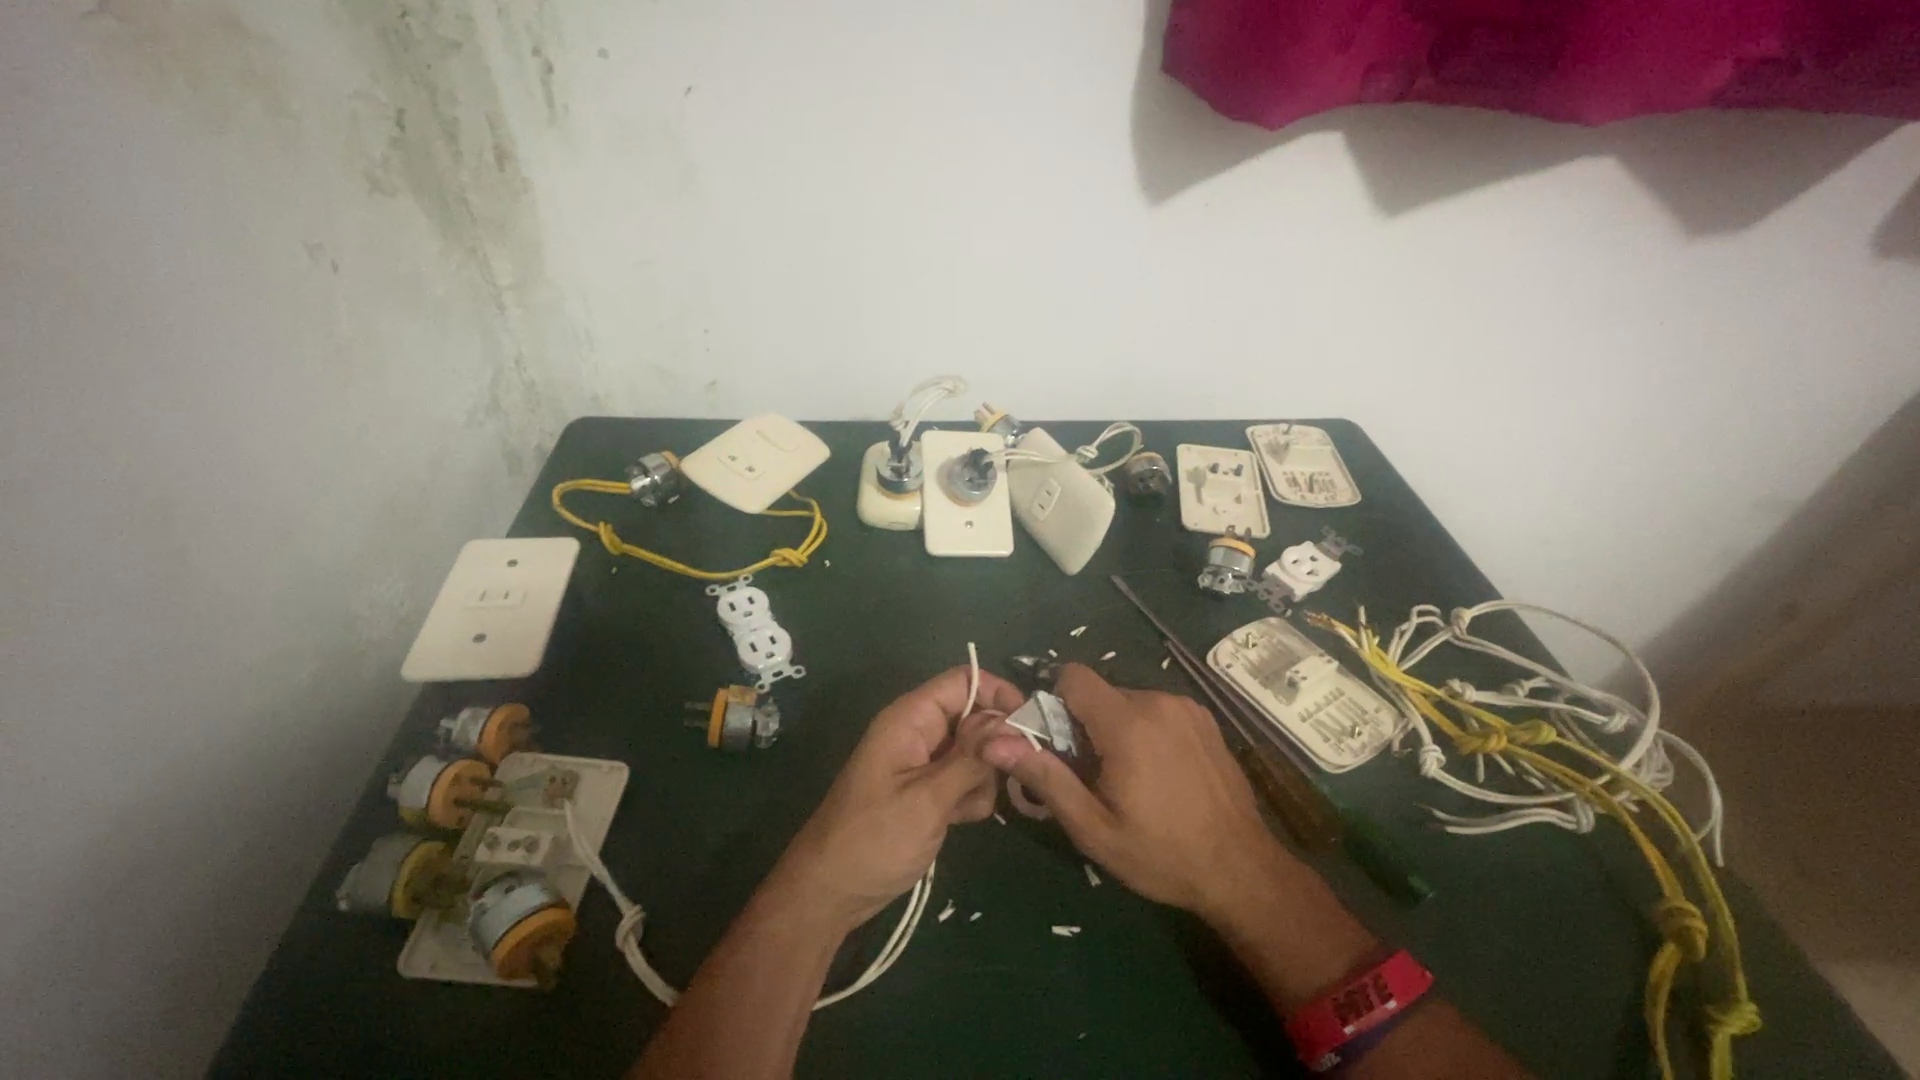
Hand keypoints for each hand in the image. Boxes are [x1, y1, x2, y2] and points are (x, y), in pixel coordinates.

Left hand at [766, 666, 1025, 927]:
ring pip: (976, 752)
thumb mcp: (928, 799)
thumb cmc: (873, 840)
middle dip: (994, 746)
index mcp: (910, 720)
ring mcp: (924, 764)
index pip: (963, 682)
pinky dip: (970, 798)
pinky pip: (966, 780)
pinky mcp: (929, 792)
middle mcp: (918, 733)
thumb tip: (1011, 721)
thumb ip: (971, 758)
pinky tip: (959, 822)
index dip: (998, 694)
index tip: (1030, 726)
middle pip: (975, 717)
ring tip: (964, 809)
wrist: (832, 893)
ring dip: (982, 779)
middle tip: (1004, 779)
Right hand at [978, 663, 1295, 921]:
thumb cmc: (1161, 855)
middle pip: (1100, 693)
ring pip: (1128, 702)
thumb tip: (994, 743)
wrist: (1242, 870)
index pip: (1073, 676)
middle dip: (1085, 725)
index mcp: (1128, 723)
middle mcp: (1158, 702)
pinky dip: (1145, 732)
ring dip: (1116, 729)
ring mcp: (1187, 708)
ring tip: (1128, 780)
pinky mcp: (1206, 720)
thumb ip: (1044, 778)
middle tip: (1091, 776)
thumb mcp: (1093, 828)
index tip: (1057, 744)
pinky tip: (1157, 775)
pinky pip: (1157, 711)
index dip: (1054, 702)